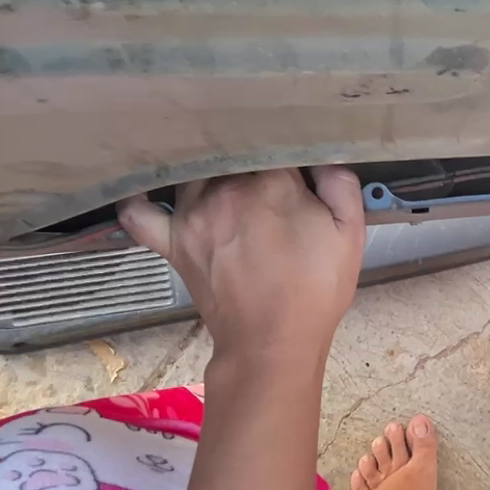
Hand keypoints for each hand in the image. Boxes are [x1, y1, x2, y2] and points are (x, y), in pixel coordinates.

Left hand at [117, 168, 365, 368]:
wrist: (273, 343)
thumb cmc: (316, 288)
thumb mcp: (349, 234)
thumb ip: (341, 185)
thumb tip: (323, 157)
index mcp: (273, 183)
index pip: (275, 145)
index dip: (289, 153)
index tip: (300, 167)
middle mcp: (226, 189)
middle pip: (234, 155)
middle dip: (253, 161)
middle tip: (272, 179)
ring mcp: (192, 215)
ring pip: (196, 173)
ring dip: (212, 172)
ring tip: (230, 179)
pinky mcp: (172, 241)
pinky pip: (141, 213)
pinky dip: (140, 200)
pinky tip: (148, 190)